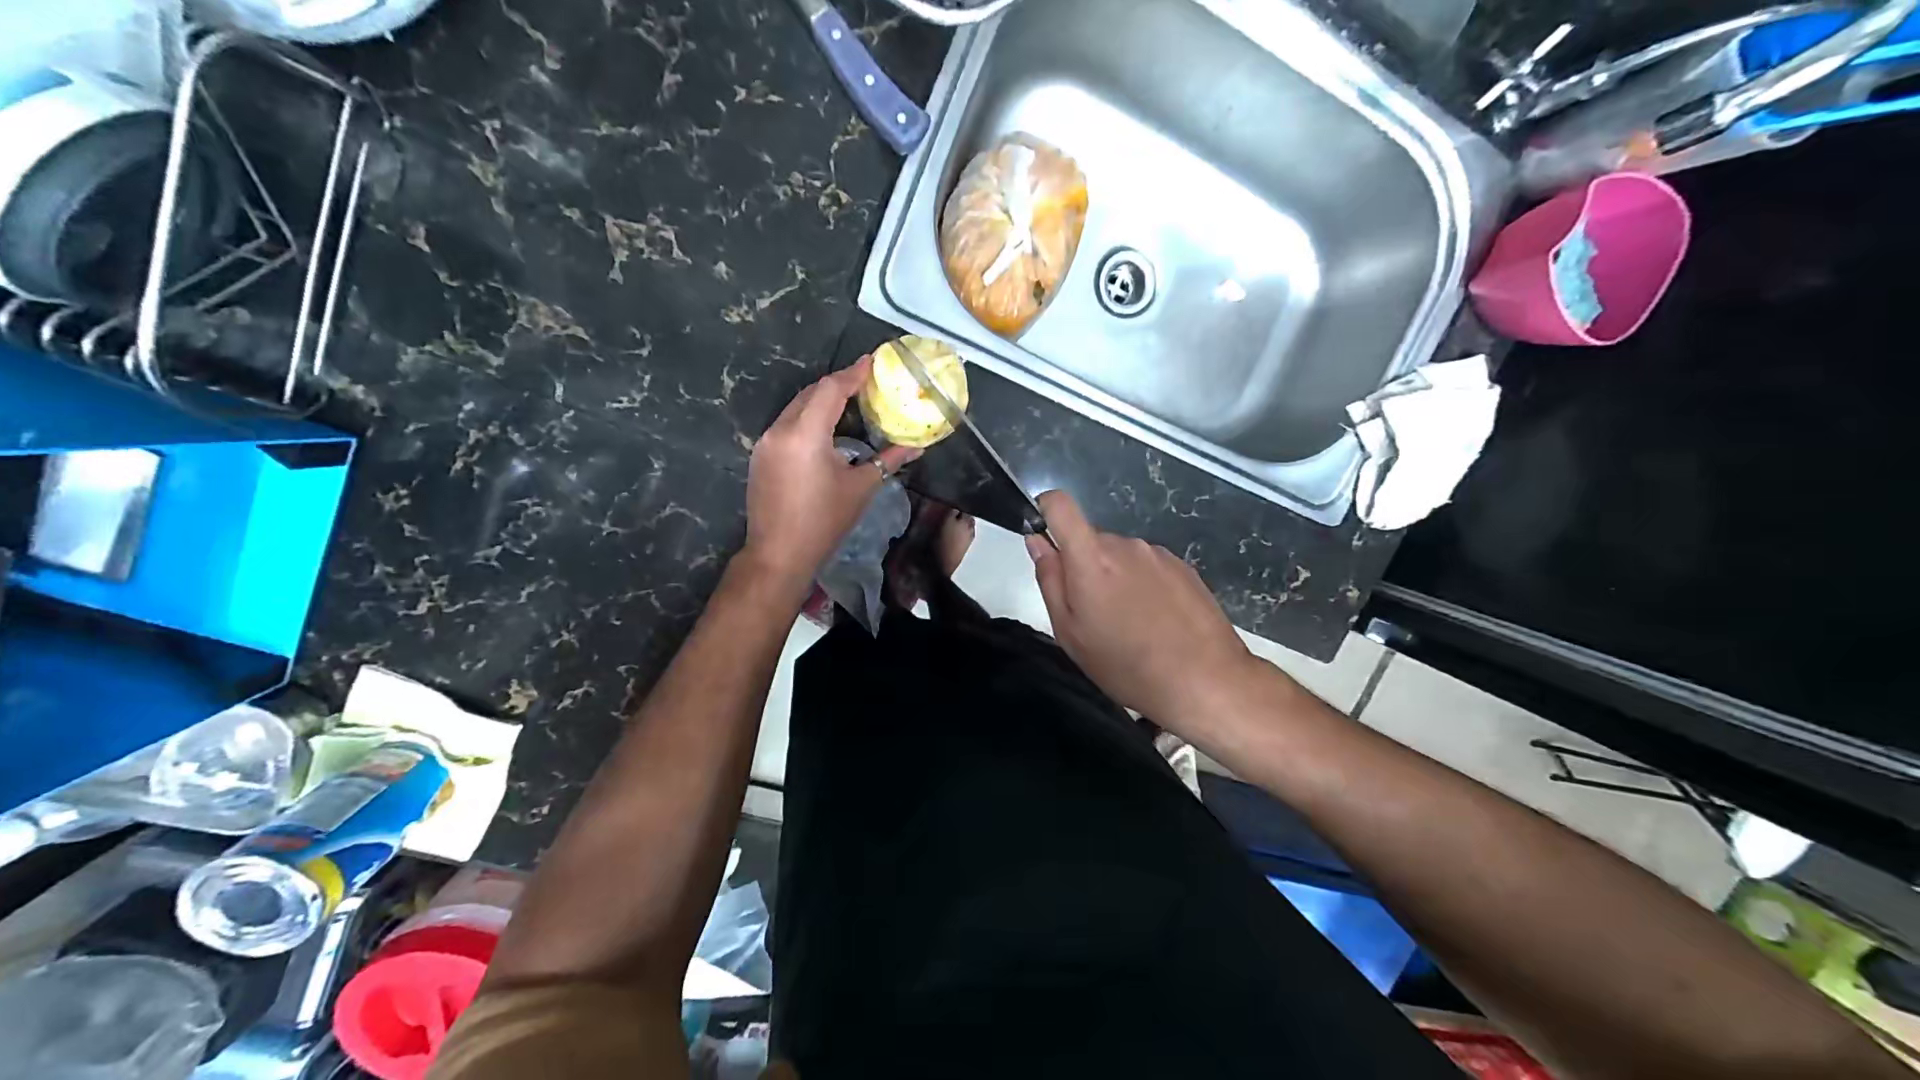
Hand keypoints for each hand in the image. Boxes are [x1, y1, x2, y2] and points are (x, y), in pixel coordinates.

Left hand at [742, 356, 919, 589]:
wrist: (778, 555)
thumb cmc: (823, 523)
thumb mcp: (860, 489)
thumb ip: (887, 460)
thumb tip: (916, 447)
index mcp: (805, 434)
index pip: (830, 390)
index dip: (853, 373)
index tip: (872, 361)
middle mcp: (780, 430)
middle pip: (810, 394)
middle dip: (838, 385)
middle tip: (865, 383)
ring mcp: (765, 443)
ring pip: (796, 408)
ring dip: (821, 402)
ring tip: (849, 404)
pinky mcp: (760, 456)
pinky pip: (787, 425)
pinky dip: (807, 419)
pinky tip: (826, 430)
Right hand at [1027, 491, 1259, 734]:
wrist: (1205, 680)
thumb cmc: (1126, 664)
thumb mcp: (1071, 633)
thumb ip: (1050, 580)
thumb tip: (1038, 542)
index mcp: (1091, 558)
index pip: (1060, 505)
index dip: (1046, 510)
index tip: (1046, 538)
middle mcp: (1125, 545)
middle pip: (1091, 539)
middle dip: (1084, 567)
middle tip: (1092, 614)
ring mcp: (1158, 554)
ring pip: (1121, 556)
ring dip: (1116, 579)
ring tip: (1129, 624)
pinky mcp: (1184, 567)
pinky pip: (1148, 567)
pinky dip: (1143, 586)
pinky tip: (1155, 622)